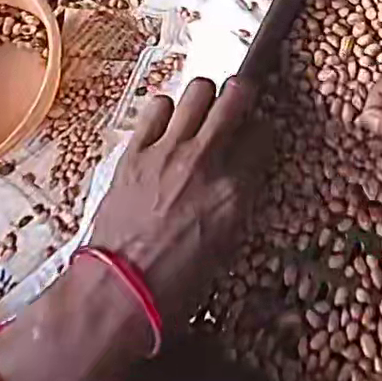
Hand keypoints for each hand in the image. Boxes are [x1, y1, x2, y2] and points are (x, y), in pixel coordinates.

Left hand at [87, 76, 267, 321]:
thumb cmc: (175, 282)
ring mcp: (168, 150)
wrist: (119, 289)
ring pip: (197, 91)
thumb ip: (237, 200)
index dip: (262, 132)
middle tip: (239, 96)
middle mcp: (205, 160)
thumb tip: (240, 175)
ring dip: (205, 96)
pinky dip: (166, 110)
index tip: (257, 134)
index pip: (262, 137)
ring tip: (201, 107)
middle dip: (242, 92)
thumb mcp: (225, 245)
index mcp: (233, 190)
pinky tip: (166, 124)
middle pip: (234, 98)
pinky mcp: (136, 149)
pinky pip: (157, 106)